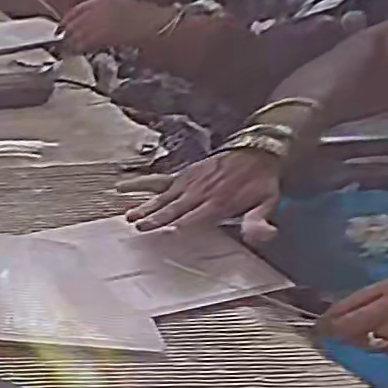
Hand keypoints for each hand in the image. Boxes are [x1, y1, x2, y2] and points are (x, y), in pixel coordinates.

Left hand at [58, 0, 175, 51]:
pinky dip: (79, 49)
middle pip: (71, 24)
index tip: (59, 30)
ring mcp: (98, 22)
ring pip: (74, 36)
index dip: (65, 22)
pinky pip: (82, 45)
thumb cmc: (139, 17)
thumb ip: (99, 13)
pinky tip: (83, 51)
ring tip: (74, 50)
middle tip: (64, 44)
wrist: (151, 25)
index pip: (75, 11)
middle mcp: (97, 9)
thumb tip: (83, 25)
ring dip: (71, 44)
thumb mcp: (118, 7)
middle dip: (66, 35)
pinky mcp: (99, 36)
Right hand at [127, 148, 282, 242]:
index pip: (197, 217)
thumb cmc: (258, 183)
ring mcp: (187, 184)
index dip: (185, 224)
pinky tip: (120, 188)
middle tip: (142, 227)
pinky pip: (156, 182)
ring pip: (163, 198)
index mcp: (219, 203)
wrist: (257, 151)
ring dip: (146, 207)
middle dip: (159, 218)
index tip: (171, 232)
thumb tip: (262, 236)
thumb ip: (259, 220)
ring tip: (130, 217)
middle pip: (175, 209)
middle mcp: (199, 193)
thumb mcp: (268, 202)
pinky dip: (137, 185)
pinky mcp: (179, 177)